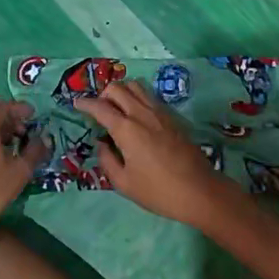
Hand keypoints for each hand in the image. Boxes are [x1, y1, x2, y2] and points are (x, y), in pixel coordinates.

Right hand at [77, 81, 244, 227]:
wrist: (201, 192)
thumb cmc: (159, 191)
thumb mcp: (124, 183)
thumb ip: (107, 160)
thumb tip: (101, 144)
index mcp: (126, 129)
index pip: (99, 107)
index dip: (85, 104)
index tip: (76, 104)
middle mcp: (141, 113)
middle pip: (117, 88)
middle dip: (103, 94)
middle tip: (99, 110)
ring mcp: (159, 113)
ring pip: (135, 86)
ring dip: (122, 92)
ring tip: (118, 108)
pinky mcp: (172, 117)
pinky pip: (149, 96)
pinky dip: (137, 98)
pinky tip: (137, 116)